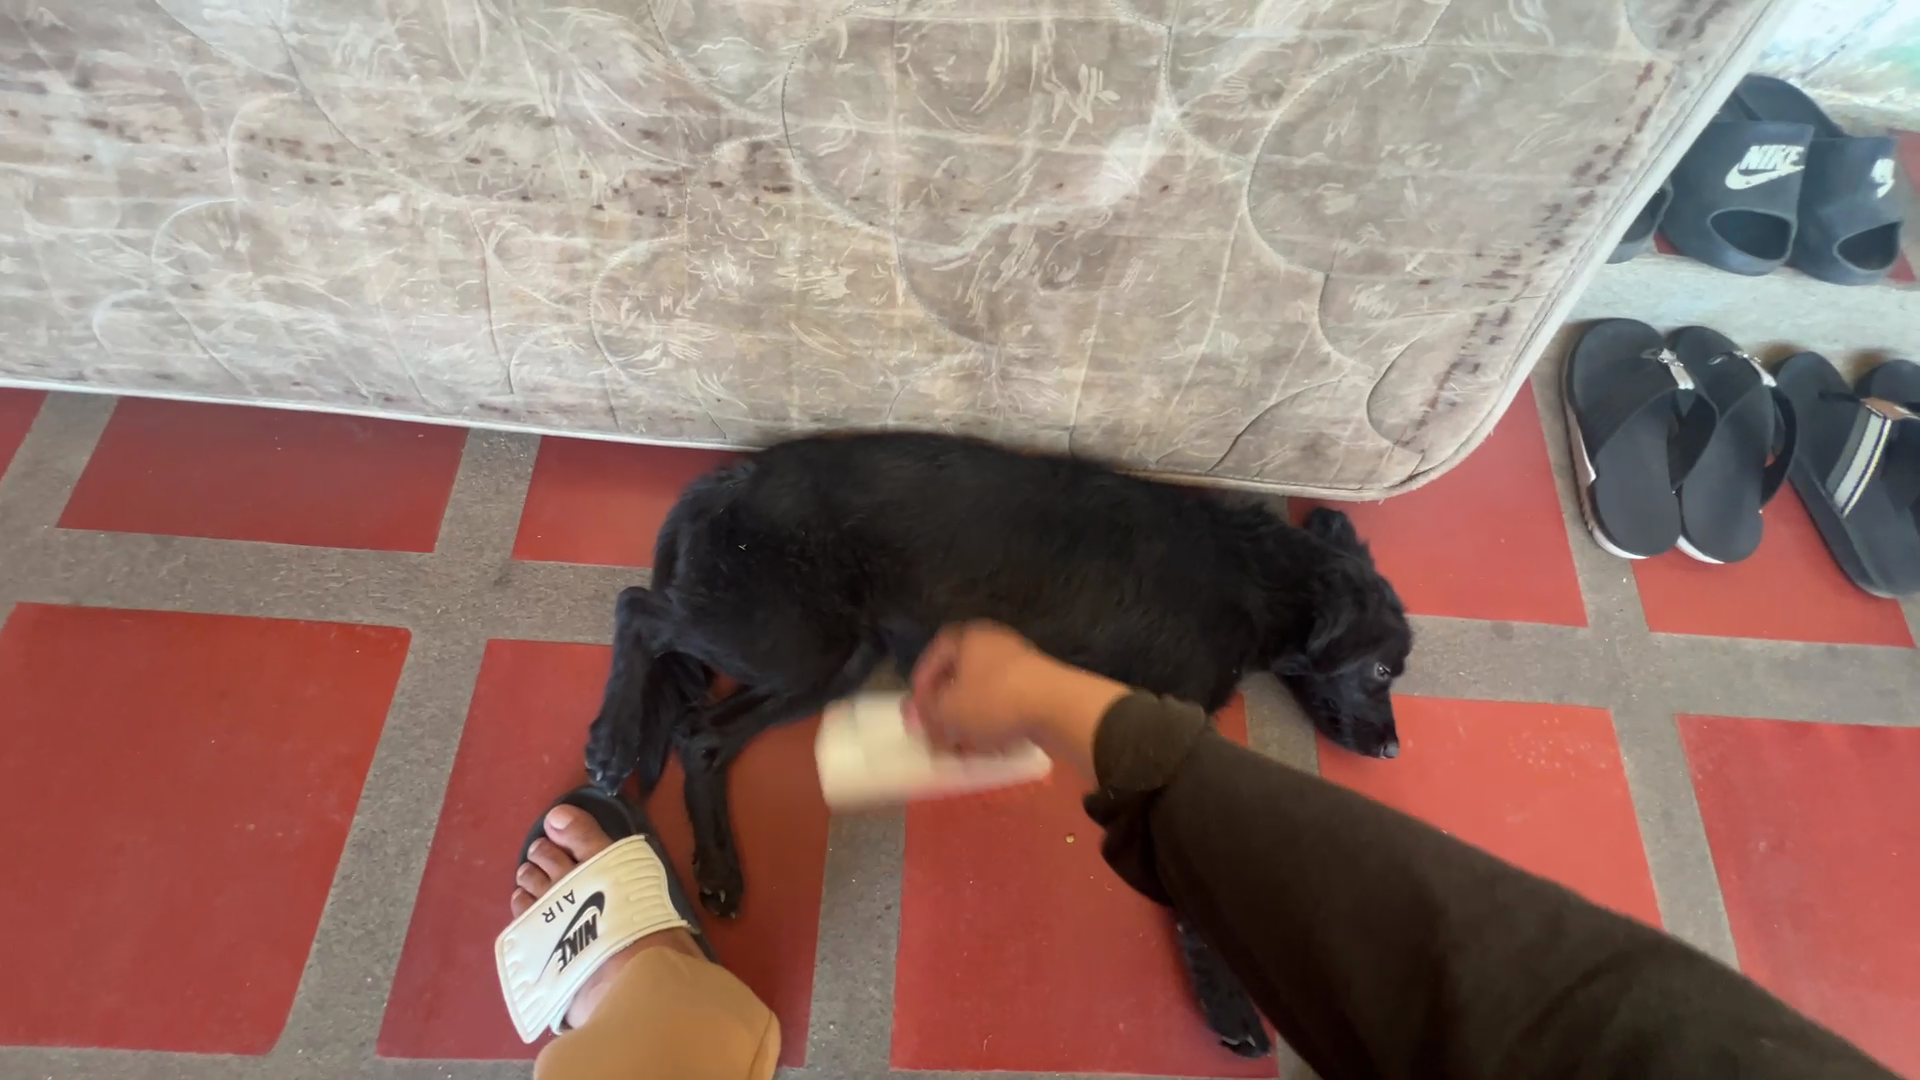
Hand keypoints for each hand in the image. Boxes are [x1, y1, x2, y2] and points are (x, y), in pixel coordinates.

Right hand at [904, 621, 1127, 782]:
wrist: (1059, 707)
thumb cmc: (993, 700)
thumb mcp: (948, 711)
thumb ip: (926, 714)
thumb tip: (913, 714)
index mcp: (969, 638)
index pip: (936, 653)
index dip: (922, 682)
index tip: (917, 709)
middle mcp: (994, 643)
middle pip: (961, 675)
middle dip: (946, 708)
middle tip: (938, 733)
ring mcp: (1021, 664)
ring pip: (984, 693)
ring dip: (970, 720)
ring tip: (962, 749)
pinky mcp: (1040, 687)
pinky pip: (1007, 705)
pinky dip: (995, 724)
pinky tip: (992, 748)